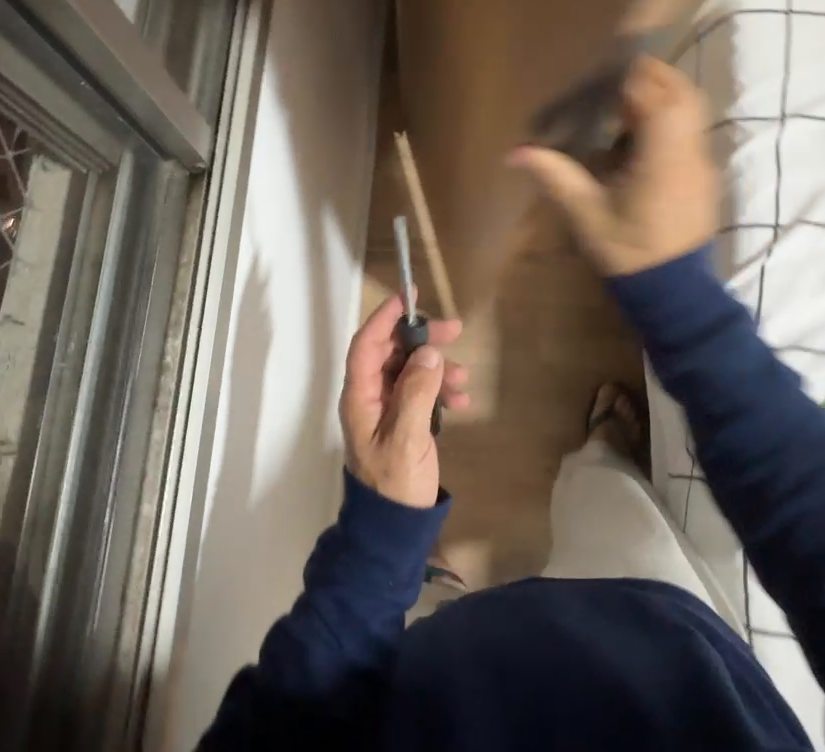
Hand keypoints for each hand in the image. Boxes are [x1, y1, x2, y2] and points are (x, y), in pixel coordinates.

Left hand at [340, 296, 468, 508]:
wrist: (393, 527)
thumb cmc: (395, 484)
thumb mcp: (407, 439)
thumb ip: (416, 393)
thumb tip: (429, 353)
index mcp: (359, 397)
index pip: (367, 345)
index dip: (384, 318)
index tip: (408, 296)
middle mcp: (369, 397)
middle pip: (392, 352)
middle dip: (422, 339)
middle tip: (455, 330)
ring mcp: (386, 409)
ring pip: (410, 370)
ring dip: (437, 367)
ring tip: (464, 378)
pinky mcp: (403, 421)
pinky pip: (420, 392)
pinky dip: (441, 391)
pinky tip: (461, 401)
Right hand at [508, 55, 718, 275]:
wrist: (674, 291)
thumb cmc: (628, 251)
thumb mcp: (586, 215)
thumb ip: (556, 176)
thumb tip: (515, 154)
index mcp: (663, 157)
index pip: (656, 97)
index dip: (632, 79)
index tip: (602, 75)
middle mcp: (690, 152)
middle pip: (683, 94)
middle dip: (652, 78)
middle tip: (614, 79)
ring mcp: (702, 163)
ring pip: (692, 111)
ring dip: (662, 98)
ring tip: (623, 104)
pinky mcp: (703, 176)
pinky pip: (690, 132)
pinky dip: (668, 121)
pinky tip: (638, 138)